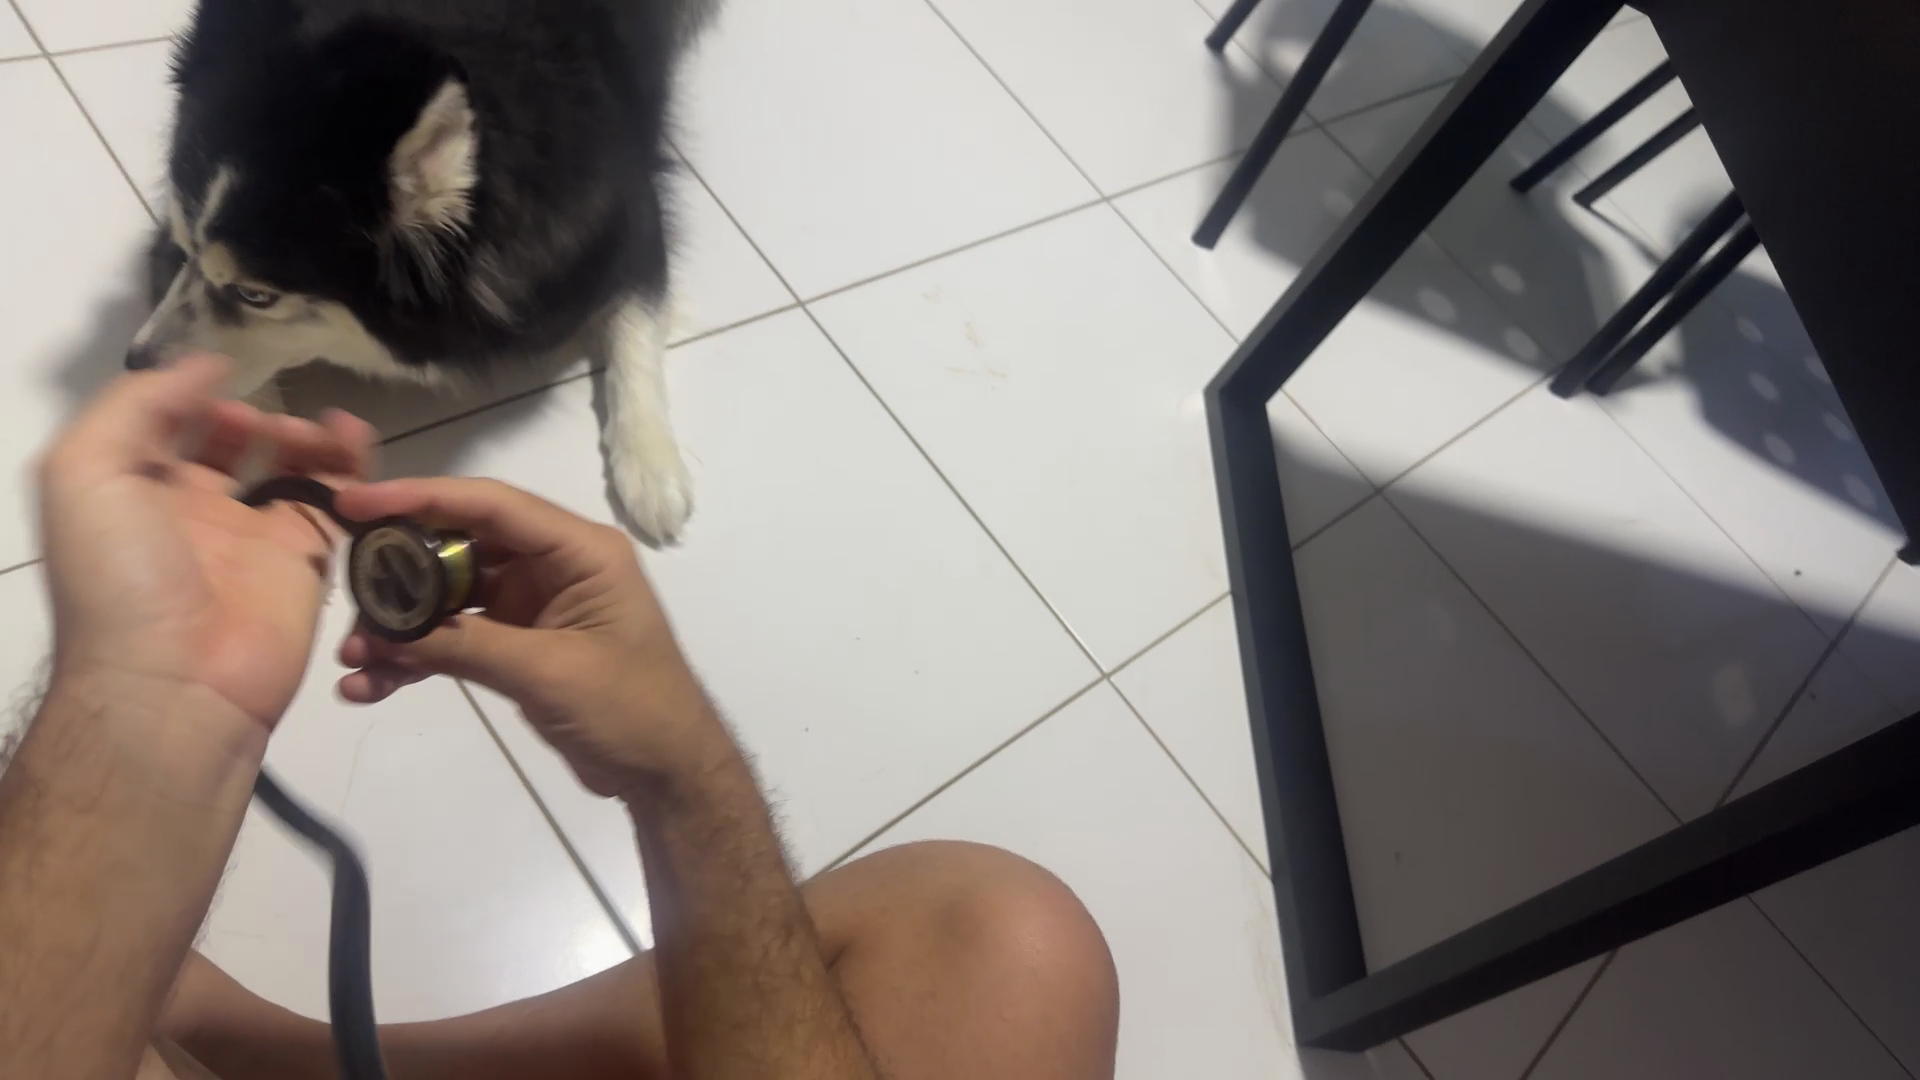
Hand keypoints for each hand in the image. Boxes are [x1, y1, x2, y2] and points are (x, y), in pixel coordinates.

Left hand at [38, 356, 374, 736]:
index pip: (170, 431)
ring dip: (311, 439)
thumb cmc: (123, 574)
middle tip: (279, 418)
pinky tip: (357, 441)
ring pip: (296, 470)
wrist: (184, 673)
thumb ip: (138, 409)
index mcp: (136, 492)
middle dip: (260, 421)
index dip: (196, 399)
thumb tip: (204, 365)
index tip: (232, 377)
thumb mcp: (87, 474)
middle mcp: (200, 510)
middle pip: (239, 449)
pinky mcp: (315, 555)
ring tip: (326, 425)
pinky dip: (353, 468)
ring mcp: (262, 534)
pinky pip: (339, 503)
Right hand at [333, 478, 722, 796]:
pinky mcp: (525, 640)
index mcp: (585, 552)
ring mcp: (541, 602)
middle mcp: (561, 565)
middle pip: (466, 544)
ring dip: (404, 621)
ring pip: (455, 592)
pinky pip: (461, 633)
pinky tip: (373, 685)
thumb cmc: (629, 707)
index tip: (353, 504)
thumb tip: (382, 633)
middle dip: (402, 569)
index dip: (423, 497)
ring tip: (353, 656)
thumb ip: (467, 645)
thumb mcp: (549, 671)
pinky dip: (421, 654)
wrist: (662, 765)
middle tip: (343, 593)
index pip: (496, 506)